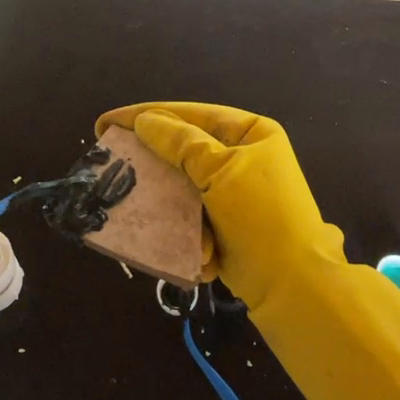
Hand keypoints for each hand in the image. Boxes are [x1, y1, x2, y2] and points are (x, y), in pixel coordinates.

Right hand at [98, 103, 399, 399]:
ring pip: (182, 180)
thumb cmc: (260, 216)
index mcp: (251, 133)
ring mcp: (234, 191)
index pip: (192, 115)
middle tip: (110, 151)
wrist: (291, 284)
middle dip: (150, 153)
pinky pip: (188, 210)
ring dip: (160, 189)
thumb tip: (145, 121)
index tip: (108, 121)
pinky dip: (175, 217)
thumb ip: (180, 142)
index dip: (148, 115)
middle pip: (184, 146)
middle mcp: (244, 156)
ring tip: (125, 188)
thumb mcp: (219, 170)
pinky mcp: (224, 222)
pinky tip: (153, 220)